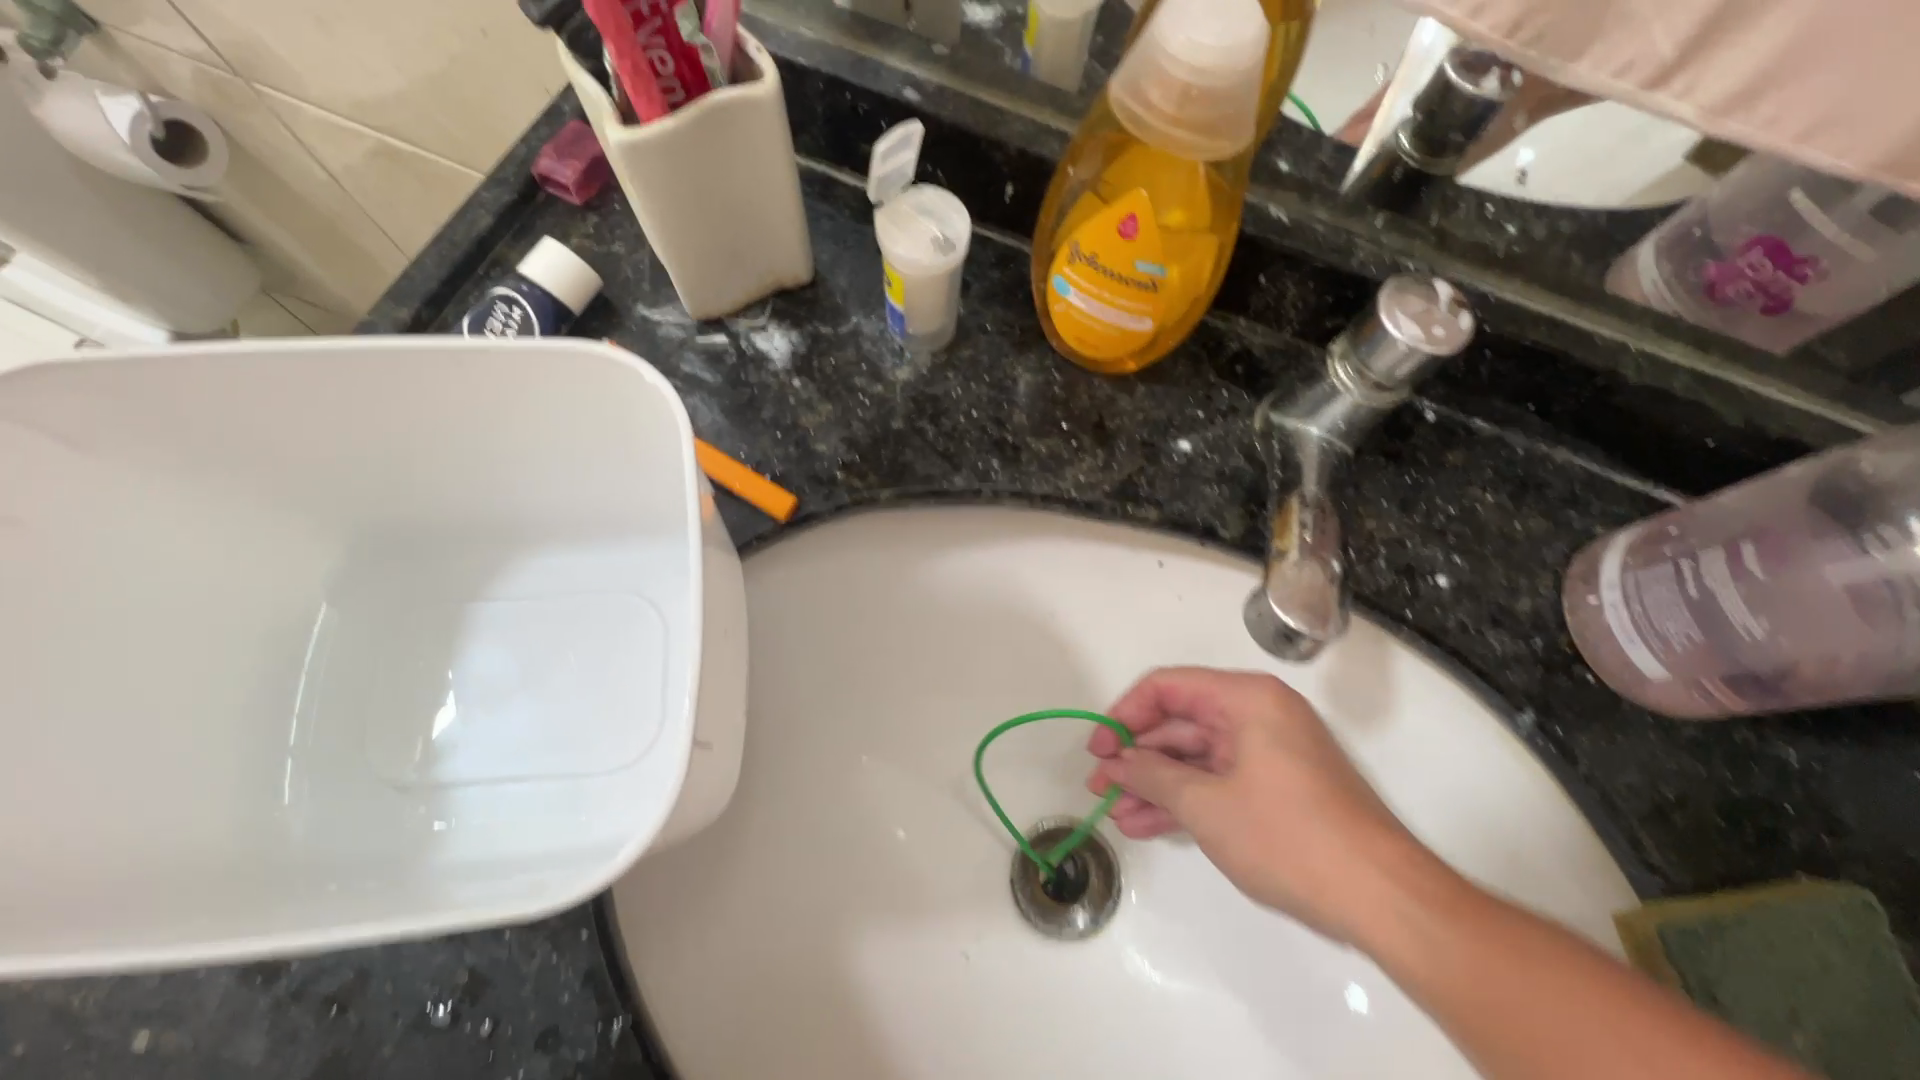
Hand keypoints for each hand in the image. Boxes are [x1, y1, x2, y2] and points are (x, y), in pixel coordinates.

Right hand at [1085, 666, 1444, 943]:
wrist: (1378, 895)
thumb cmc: (1288, 836)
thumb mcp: (1206, 804)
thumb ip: (1151, 776)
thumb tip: (1115, 764)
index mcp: (1247, 699)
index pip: (1168, 687)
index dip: (1124, 715)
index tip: (1098, 750)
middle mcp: (1258, 715)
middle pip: (1181, 723)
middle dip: (1136, 756)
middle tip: (1099, 786)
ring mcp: (1269, 754)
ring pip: (1195, 758)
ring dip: (1154, 784)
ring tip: (1115, 814)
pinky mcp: (1276, 789)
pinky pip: (1217, 782)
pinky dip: (1184, 800)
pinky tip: (1146, 824)